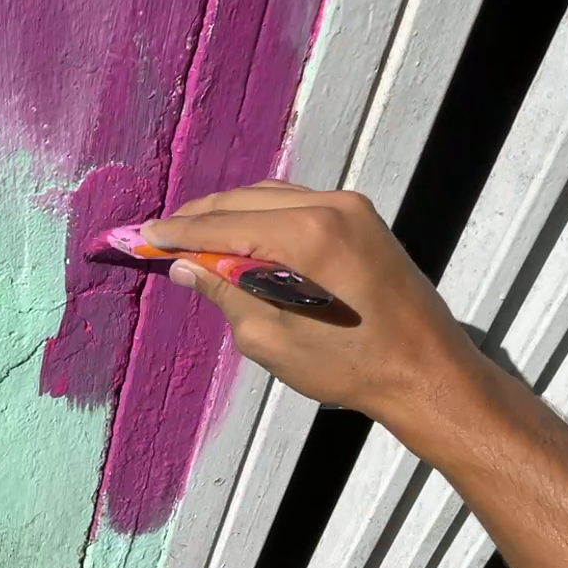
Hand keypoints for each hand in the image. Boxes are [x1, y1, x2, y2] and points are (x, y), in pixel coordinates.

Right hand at [143, 181, 492, 429]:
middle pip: (241, 200)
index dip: (175, 233)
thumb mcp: (268, 337)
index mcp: (303, 234)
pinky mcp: (360, 216)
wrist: (427, 371)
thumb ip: (223, 291)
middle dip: (196, 218)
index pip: (220, 224)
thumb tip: (184, 265)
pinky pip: (293, 203)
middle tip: (160, 238)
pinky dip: (258, 215)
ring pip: (266, 196)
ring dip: (226, 214)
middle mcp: (327, 205)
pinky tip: (239, 235)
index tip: (140, 237)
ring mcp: (348, 206)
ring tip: (192, 237)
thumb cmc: (345, 365)